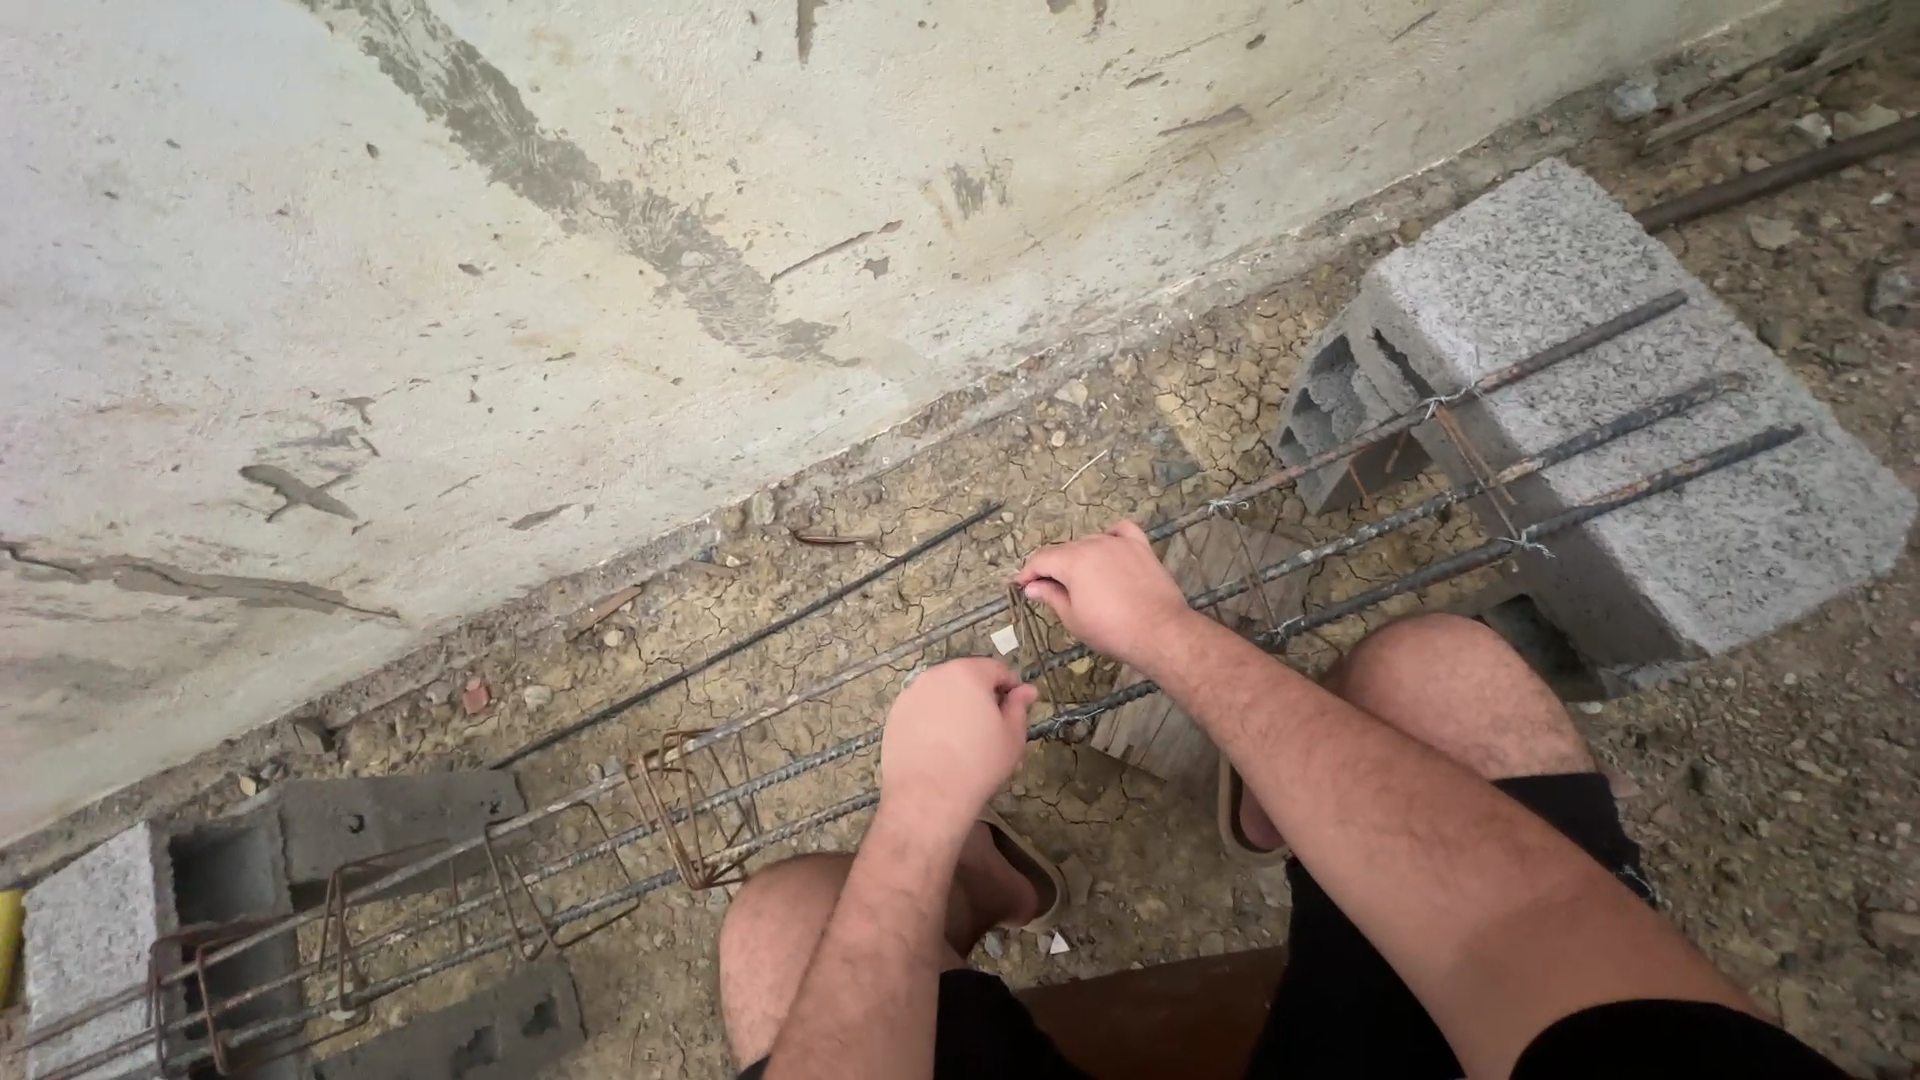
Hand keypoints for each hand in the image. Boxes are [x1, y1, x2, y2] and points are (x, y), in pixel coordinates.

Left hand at [878, 658, 1036, 837]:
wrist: (927, 796)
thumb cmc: (978, 764)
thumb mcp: (1011, 736)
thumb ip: (1019, 707)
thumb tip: (1026, 690)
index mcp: (967, 673)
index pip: (995, 669)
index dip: (1010, 688)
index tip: (1014, 711)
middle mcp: (935, 675)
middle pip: (966, 679)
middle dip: (981, 698)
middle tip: (991, 730)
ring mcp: (910, 695)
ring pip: (942, 694)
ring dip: (956, 708)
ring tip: (964, 742)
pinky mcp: (895, 715)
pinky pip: (922, 710)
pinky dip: (933, 721)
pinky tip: (939, 748)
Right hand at [1016, 520, 1196, 670]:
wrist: (1160, 632)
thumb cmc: (1112, 630)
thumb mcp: (1073, 618)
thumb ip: (1050, 596)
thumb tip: (1031, 586)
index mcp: (1073, 560)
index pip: (1041, 559)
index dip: (1028, 572)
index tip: (1022, 585)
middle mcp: (1094, 543)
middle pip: (1064, 550)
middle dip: (1052, 568)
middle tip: (1049, 589)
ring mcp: (1119, 543)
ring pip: (1089, 541)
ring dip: (1078, 557)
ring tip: (1080, 579)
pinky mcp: (1141, 547)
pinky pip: (1121, 531)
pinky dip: (1110, 536)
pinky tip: (1107, 548)